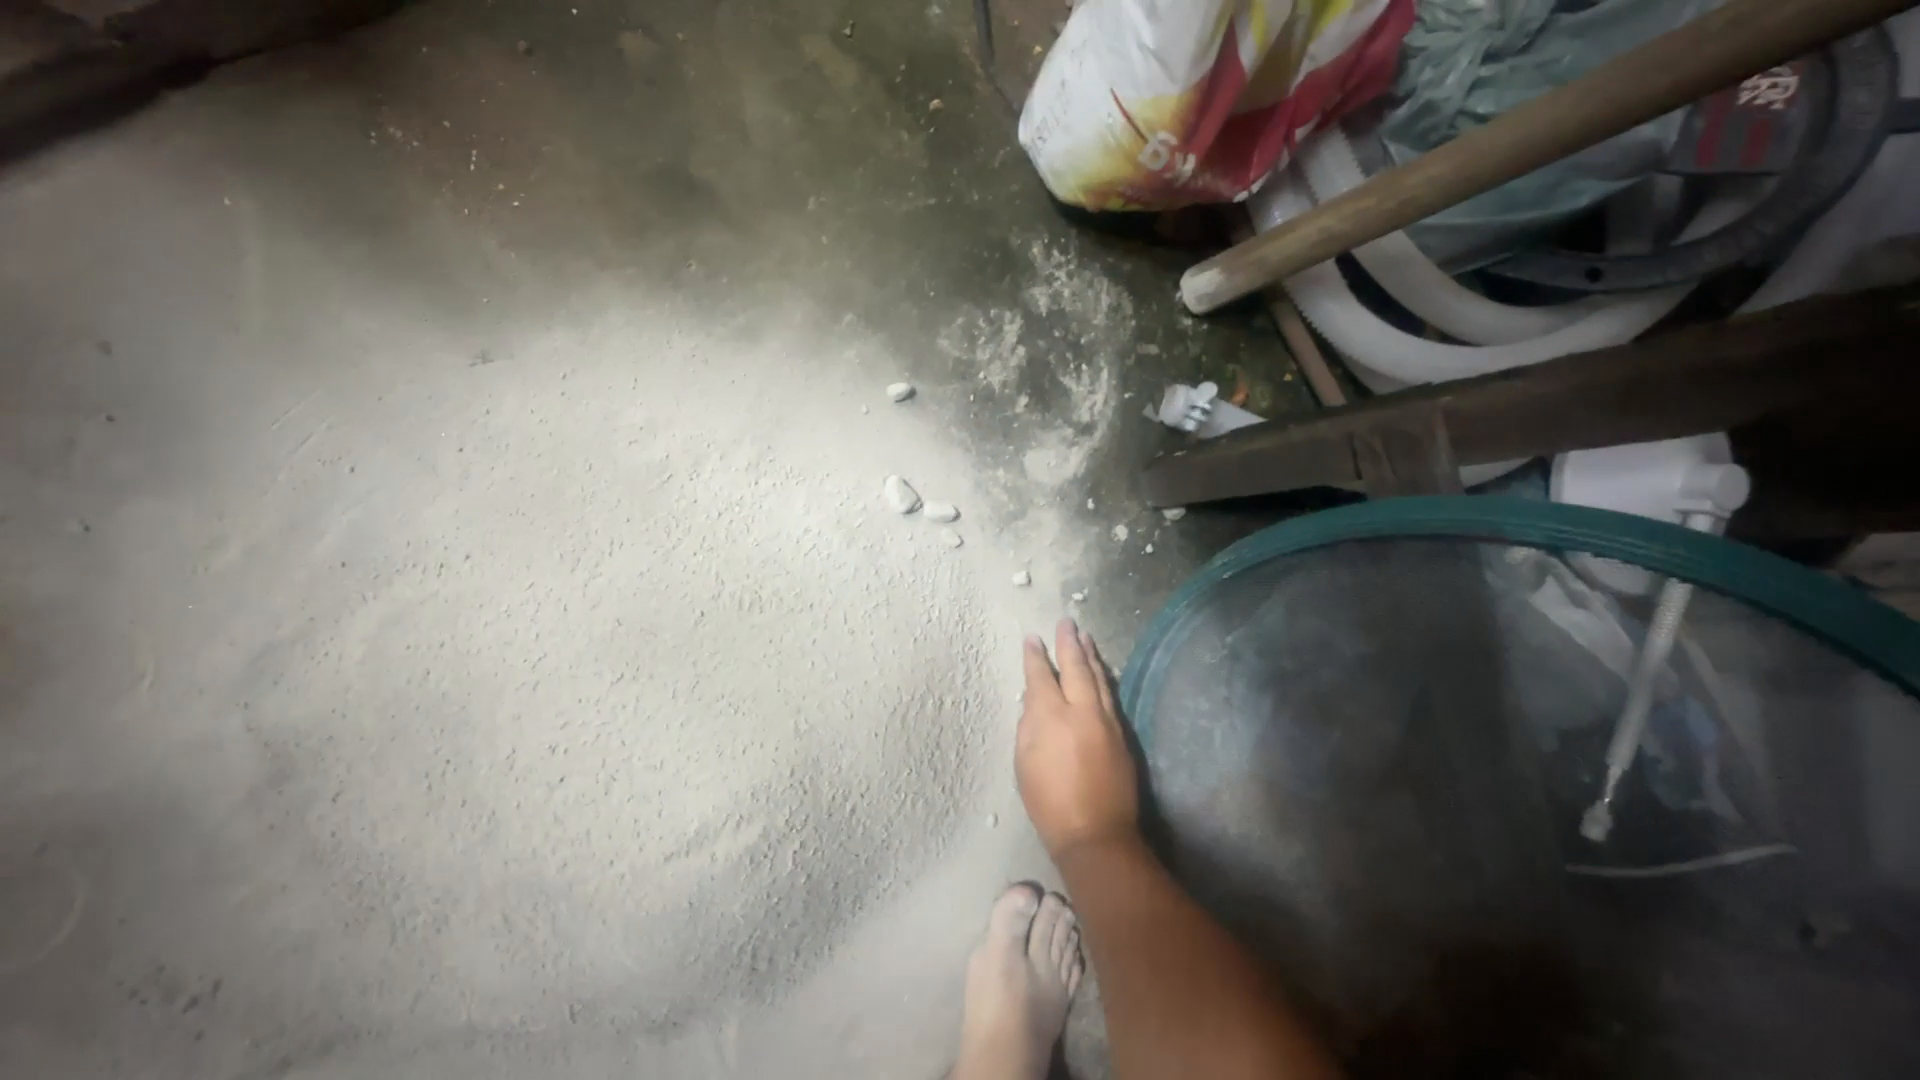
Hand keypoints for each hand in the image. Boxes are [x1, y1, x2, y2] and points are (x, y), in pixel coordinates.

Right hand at [1017, 619, 1139, 860]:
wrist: (1095, 831)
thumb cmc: (1049, 801)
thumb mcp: (1024, 762)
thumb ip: (1029, 725)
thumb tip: (1036, 701)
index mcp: (1051, 716)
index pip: (1041, 676)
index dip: (1035, 656)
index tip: (1033, 639)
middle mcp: (1082, 710)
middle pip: (1076, 668)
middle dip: (1069, 644)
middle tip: (1067, 623)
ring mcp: (1107, 721)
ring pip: (1100, 678)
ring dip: (1091, 656)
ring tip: (1086, 638)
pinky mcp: (1122, 734)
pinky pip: (1111, 696)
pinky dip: (1104, 678)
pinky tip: (1102, 672)